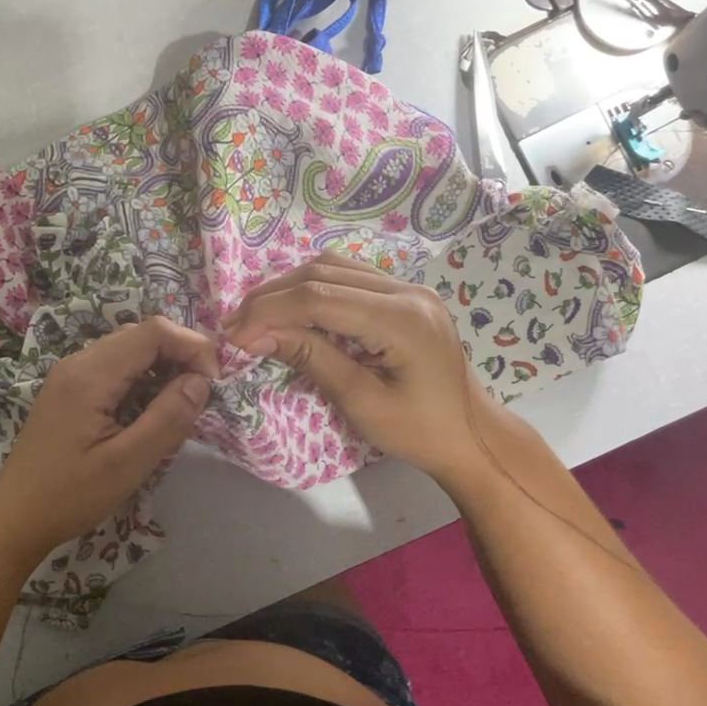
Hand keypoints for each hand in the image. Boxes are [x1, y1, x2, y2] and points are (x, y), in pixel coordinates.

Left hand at [0, 316, 219, 562]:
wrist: (15, 516)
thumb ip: (167, 419)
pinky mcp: (69, 391)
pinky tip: (148, 414)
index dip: (192, 347)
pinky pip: (113, 369)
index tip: (211, 387)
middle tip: (200, 399)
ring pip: (129, 351)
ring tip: (179, 409)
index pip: (154, 332)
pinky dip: (141, 381)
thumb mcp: (126, 464)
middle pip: (141, 335)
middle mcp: (78, 363)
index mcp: (90, 375)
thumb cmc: (70, 496)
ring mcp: (70, 375)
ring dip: (162, 369)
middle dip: (180, 356)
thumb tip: (201, 382)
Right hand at [222, 253, 500, 483]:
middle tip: (234, 326)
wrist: (472, 437)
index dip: (269, 312)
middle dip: (271, 298)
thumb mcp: (360, 402)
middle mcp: (406, 291)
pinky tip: (288, 310)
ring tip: (254, 317)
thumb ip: (312, 358)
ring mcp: (408, 289)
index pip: (318, 298)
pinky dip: (310, 289)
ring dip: (287, 288)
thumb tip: (257, 335)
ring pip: (332, 268)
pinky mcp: (404, 296)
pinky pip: (347, 277)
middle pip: (322, 274)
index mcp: (401, 319)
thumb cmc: (419, 431)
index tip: (234, 337)